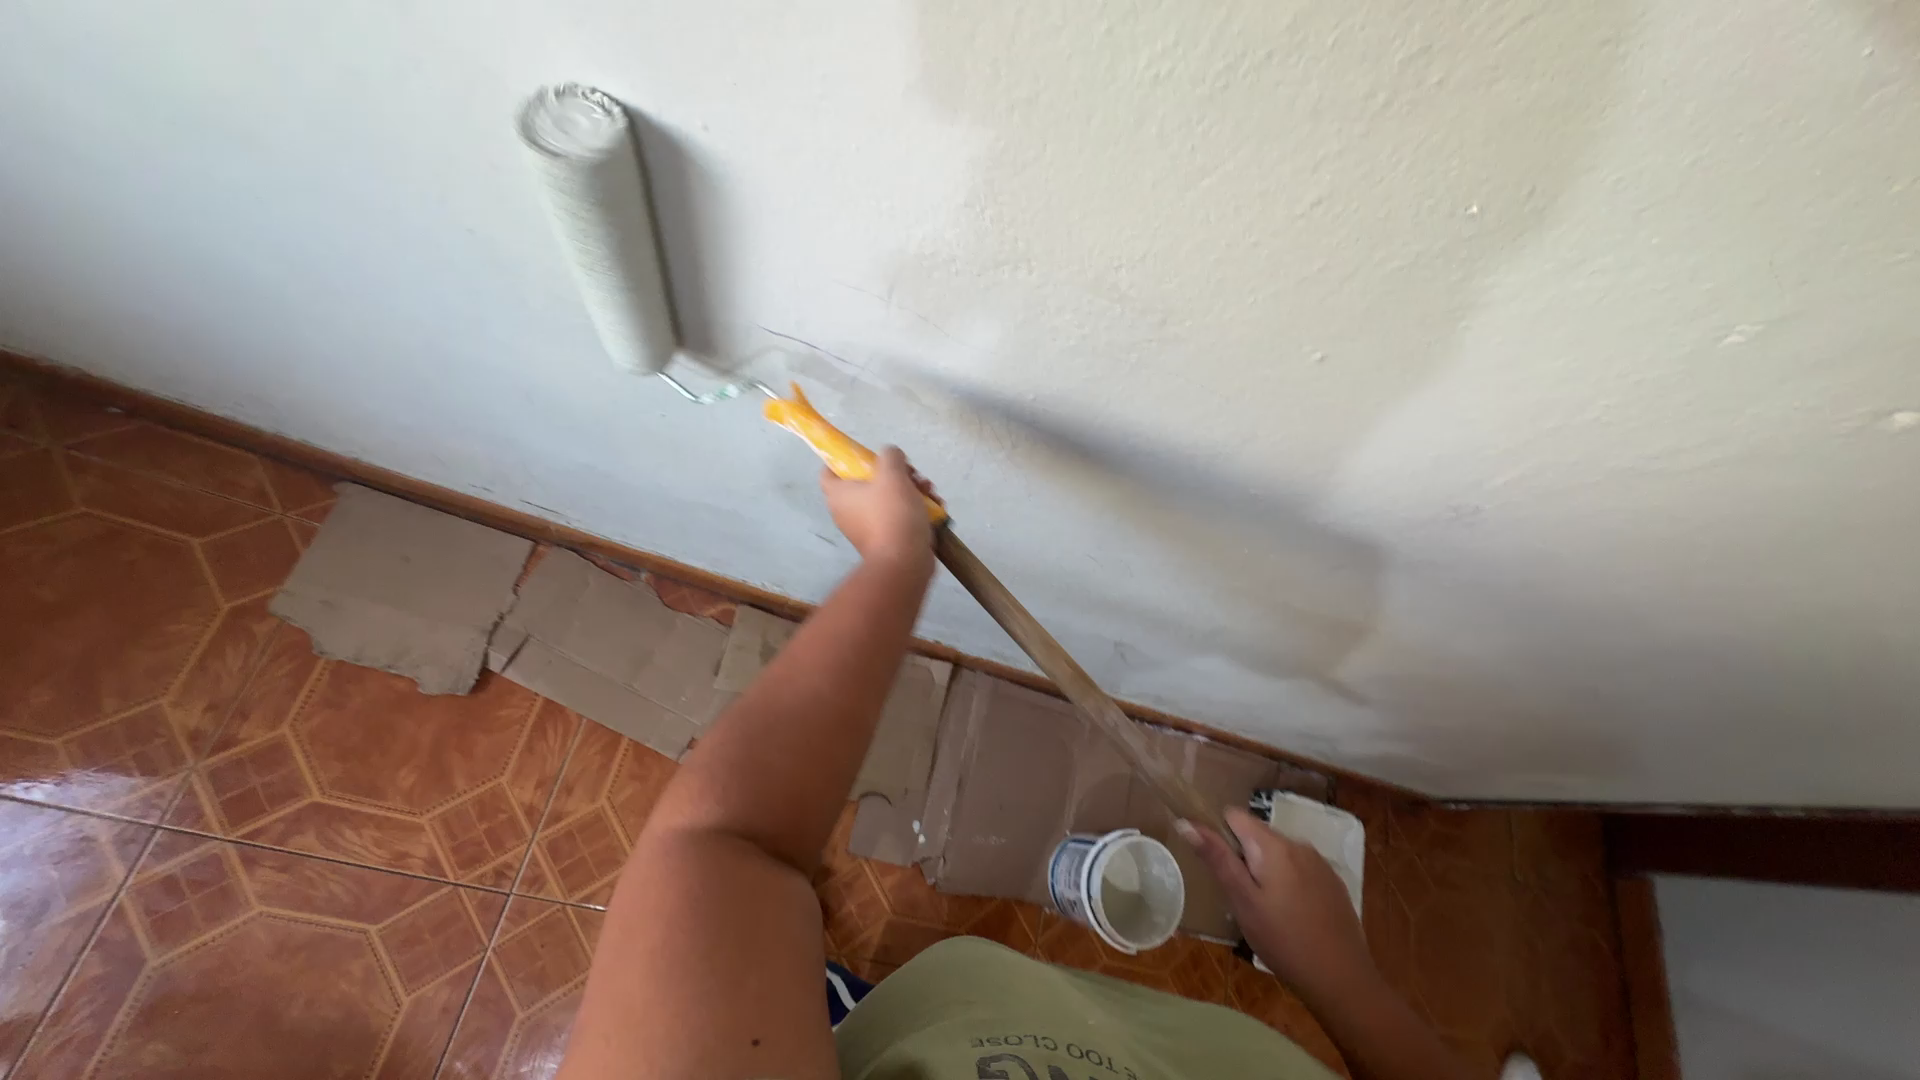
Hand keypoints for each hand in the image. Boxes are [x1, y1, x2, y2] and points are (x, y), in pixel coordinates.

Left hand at [821, 446, 939, 567]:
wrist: (905, 562)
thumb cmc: (892, 514)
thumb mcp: (892, 474)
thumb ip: (890, 456)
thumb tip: (890, 456)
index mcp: (839, 495)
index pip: (828, 471)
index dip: (844, 459)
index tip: (867, 456)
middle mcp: (847, 512)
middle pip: (867, 482)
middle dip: (894, 474)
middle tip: (912, 474)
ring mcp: (866, 528)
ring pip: (887, 499)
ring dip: (910, 491)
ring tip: (929, 491)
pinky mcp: (886, 540)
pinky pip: (897, 518)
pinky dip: (914, 511)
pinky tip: (934, 508)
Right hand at [1179, 809, 1375, 1003]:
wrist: (1342, 980)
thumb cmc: (1283, 940)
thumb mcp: (1242, 901)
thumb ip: (1217, 859)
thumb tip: (1187, 822)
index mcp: (1273, 846)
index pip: (1235, 816)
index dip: (1220, 835)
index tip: (1220, 868)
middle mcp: (1299, 845)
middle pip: (1258, 836)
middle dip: (1244, 858)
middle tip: (1242, 898)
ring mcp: (1320, 864)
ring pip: (1279, 854)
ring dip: (1266, 872)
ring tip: (1266, 911)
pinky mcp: (1333, 883)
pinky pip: (1300, 870)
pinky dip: (1289, 884)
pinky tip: (1292, 917)